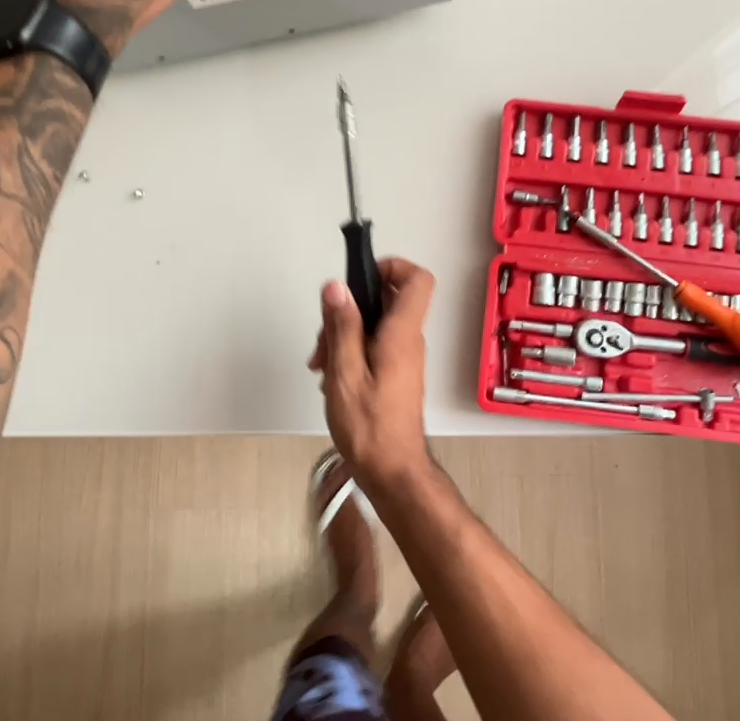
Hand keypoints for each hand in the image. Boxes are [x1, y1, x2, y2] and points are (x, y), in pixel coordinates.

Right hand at [311, 259, 437, 492]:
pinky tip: (332, 379)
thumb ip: (342, 327)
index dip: (391, 266)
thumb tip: (336, 286)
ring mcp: (403, 359)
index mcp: (401, 334)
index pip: (417, 279)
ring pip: (374, 326)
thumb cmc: (370, 428)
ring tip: (323, 367)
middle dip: (349, 310)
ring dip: (343, 336)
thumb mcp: (345, 373)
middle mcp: (408, 341)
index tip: (359, 278)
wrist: (392, 473)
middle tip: (325, 339)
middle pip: (385, 301)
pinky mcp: (395, 375)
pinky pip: (374, 347)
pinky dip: (350, 354)